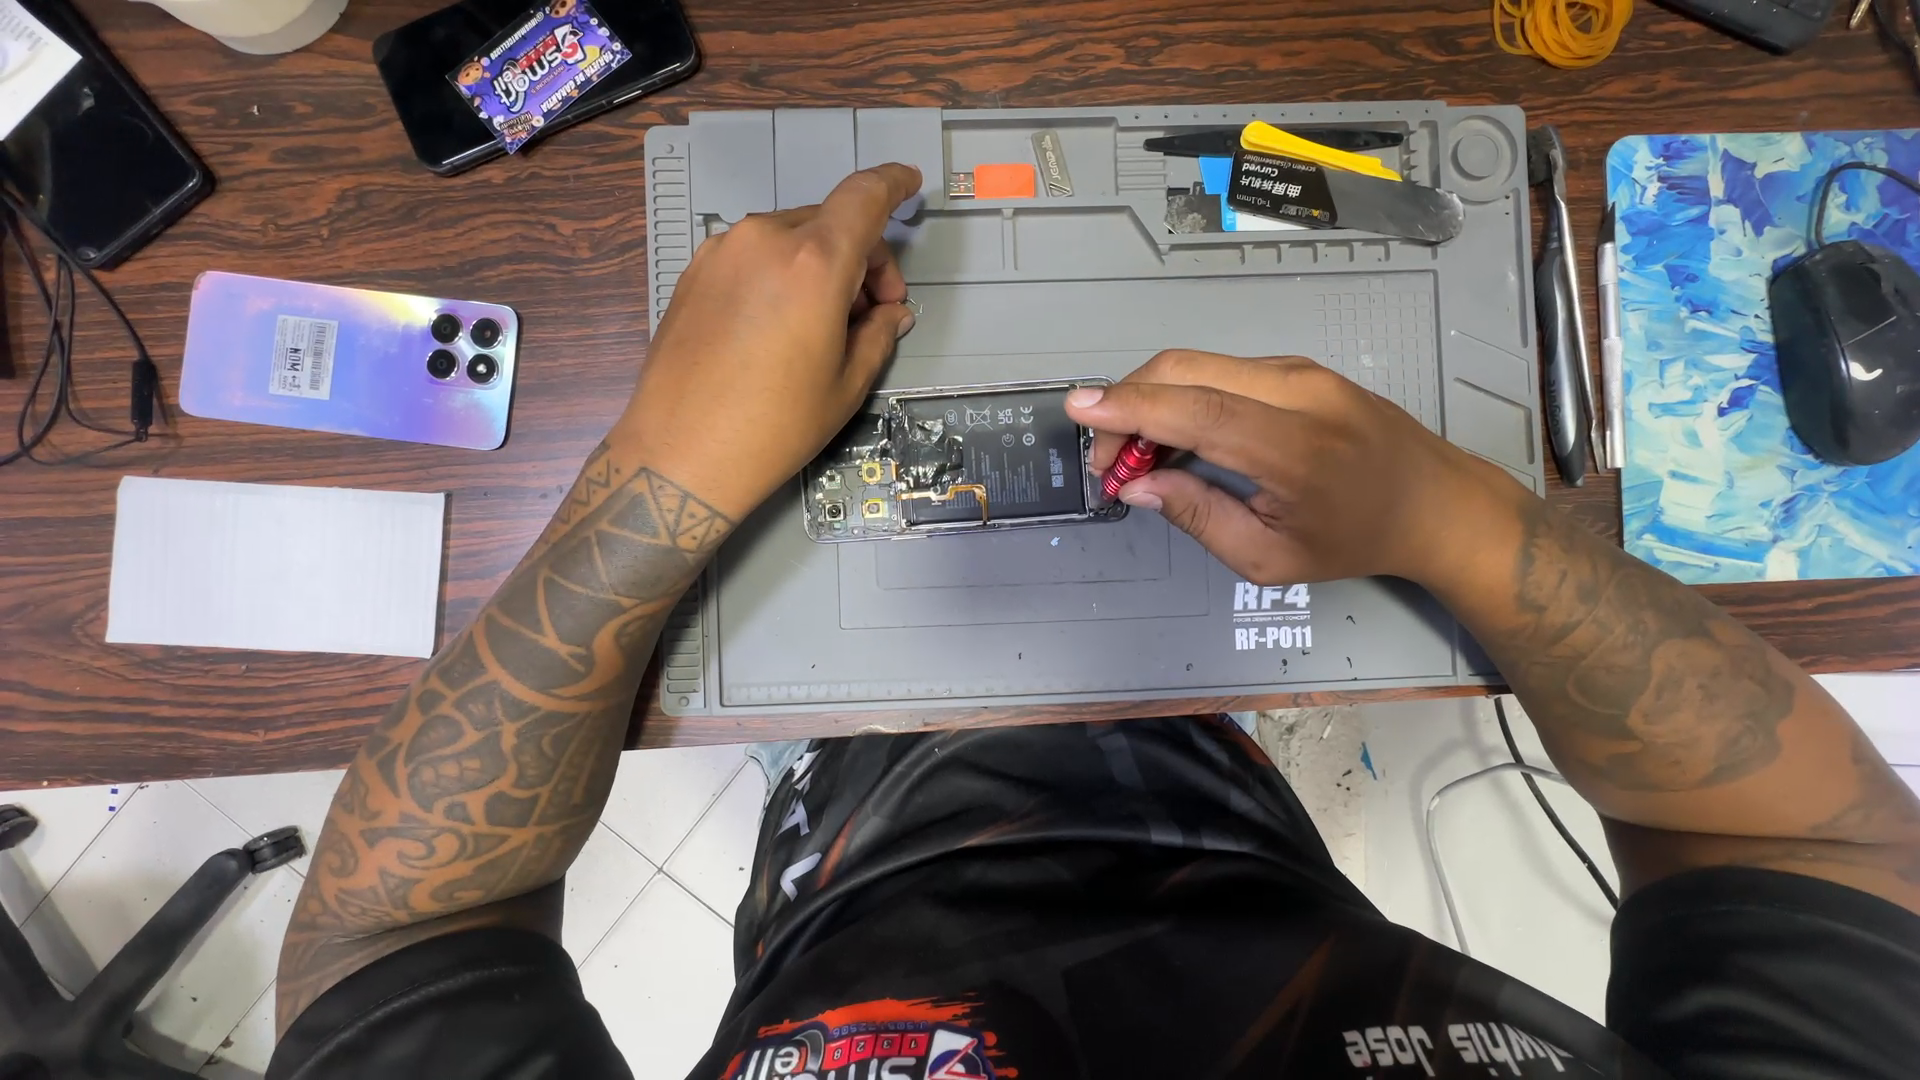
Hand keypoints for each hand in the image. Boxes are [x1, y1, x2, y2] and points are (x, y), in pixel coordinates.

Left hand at [620, 164, 921, 516]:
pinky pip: (755, 254)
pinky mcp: (695, 271)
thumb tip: (891, 313)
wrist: (682, 452)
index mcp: (813, 263)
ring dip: (820, 266)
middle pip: (830, 222)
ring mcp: (722, 251)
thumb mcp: (846, 385)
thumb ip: (878, 334)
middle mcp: (765, 239)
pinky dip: (782, 272)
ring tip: (821, 326)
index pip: (863, 197)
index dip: (893, 184)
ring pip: (791, 237)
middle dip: (862, 259)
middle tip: (871, 314)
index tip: (910, 185)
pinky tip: (780, 324)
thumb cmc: (776, 426)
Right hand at [1064, 350, 1518, 586]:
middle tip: (1108, 460)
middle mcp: (1296, 392)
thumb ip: (1198, 517)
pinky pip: (1219, 369)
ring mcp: (1299, 371)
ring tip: (1136, 454)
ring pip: (1197, 364)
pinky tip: (1174, 435)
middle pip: (1185, 370)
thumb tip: (1137, 485)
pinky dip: (1180, 395)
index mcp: (1294, 447)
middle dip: (1127, 404)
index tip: (1079, 409)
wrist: (1435, 502)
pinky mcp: (1296, 367)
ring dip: (1149, 400)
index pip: (1195, 410)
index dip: (1129, 407)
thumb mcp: (1269, 557)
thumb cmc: (1355, 539)